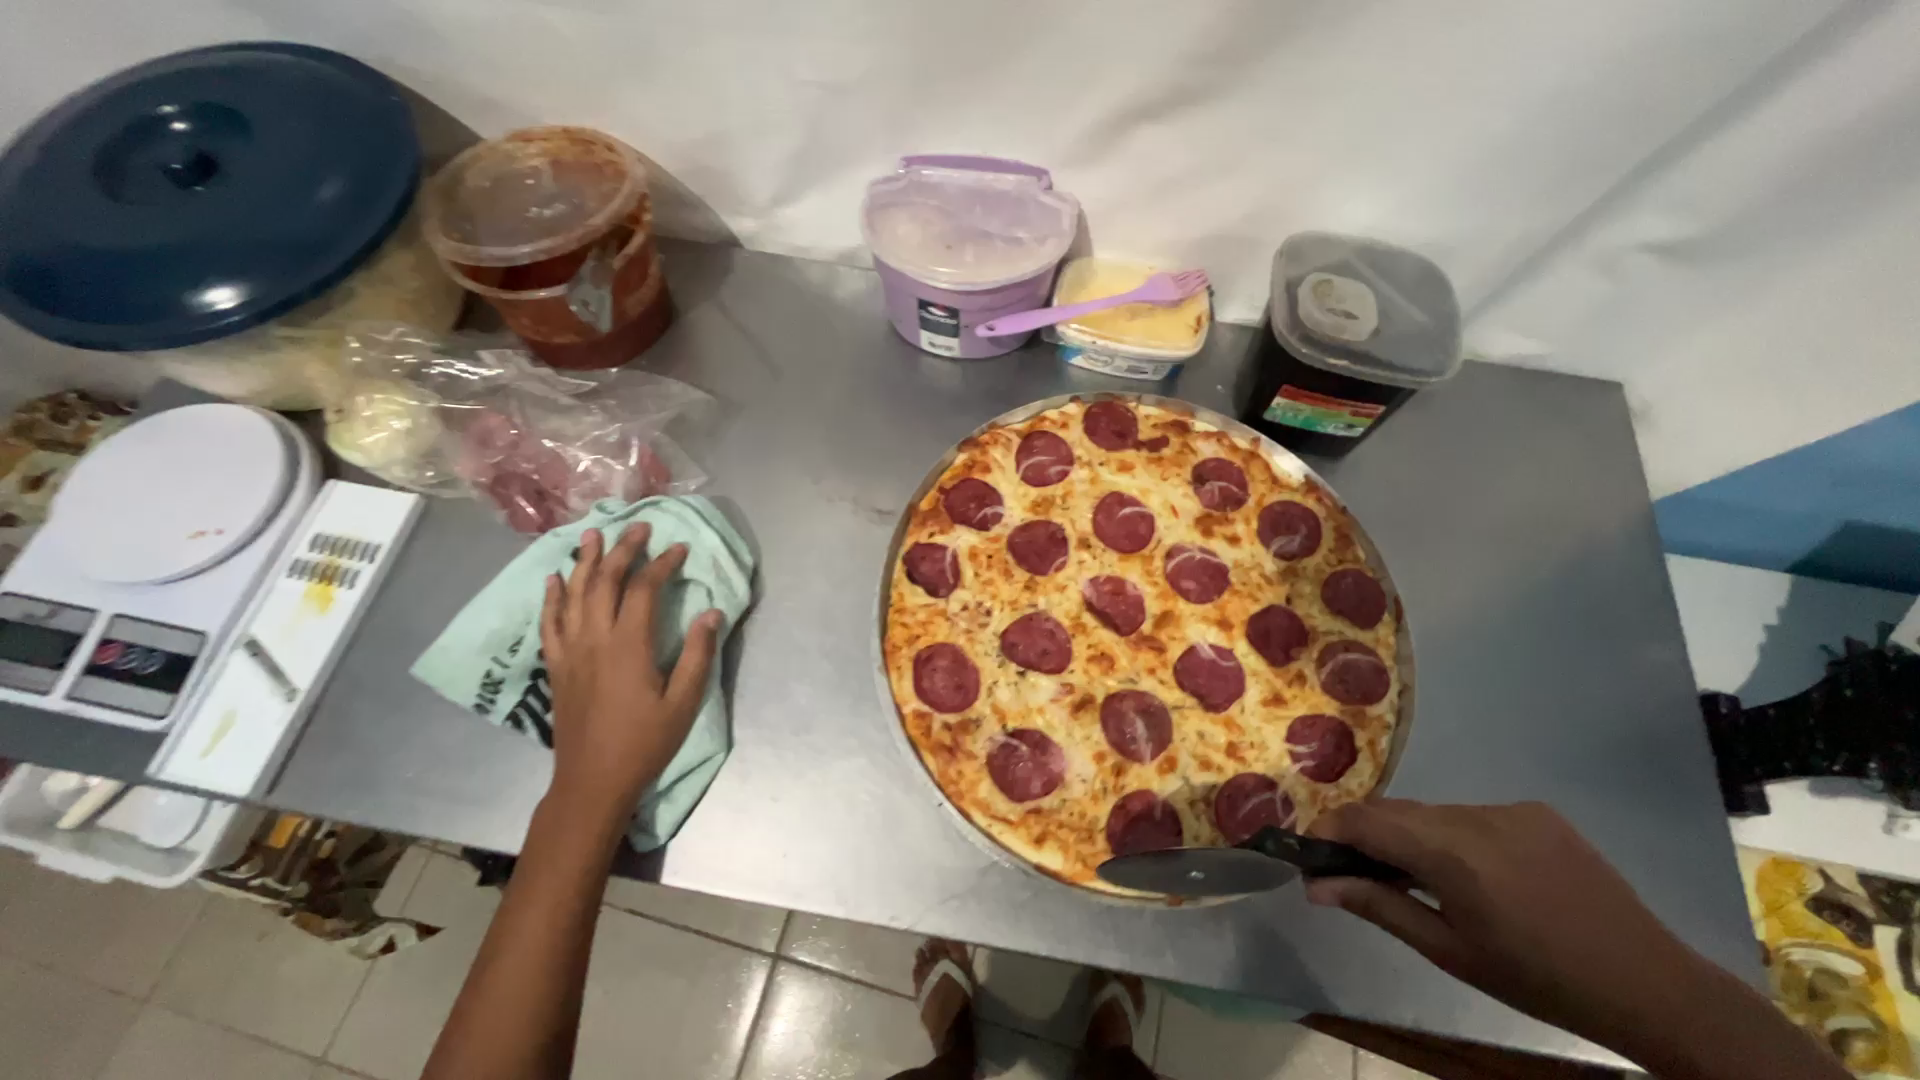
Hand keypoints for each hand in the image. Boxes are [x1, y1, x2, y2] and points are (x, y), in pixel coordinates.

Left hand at [539, 525, 722, 829]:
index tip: (679, 548)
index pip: (644, 589)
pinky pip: (550, 622)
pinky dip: (552, 597)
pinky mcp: (557, 666)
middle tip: (638, 526)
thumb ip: (698, 654)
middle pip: (606, 581)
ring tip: (593, 535)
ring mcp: (570, 651)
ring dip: (585, 562)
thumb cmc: (645, 742)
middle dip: (623, 550)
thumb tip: (711, 611)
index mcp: (629, 645)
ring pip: (574, 594)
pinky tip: (554, 580)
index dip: (662, 564)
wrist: (593, 780)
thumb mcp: (684, 702)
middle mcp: (595, 639)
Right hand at [1306, 800, 1707, 1049]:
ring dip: (1411, 836)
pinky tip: (1474, 874)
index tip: (1310, 852)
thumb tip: (1315, 885)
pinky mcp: (1538, 812)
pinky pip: (1473, 815)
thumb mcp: (1448, 950)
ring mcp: (1510, 809)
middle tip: (1353, 872)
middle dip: (1366, 834)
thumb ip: (1377, 906)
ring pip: (1433, 812)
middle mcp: (1475, 816)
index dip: (1328, 829)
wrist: (1648, 984)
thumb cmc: (1537, 979)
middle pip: (1397, 811)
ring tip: (1417, 879)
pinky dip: (1453, 835)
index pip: (1365, 819)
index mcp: (1451, 853)